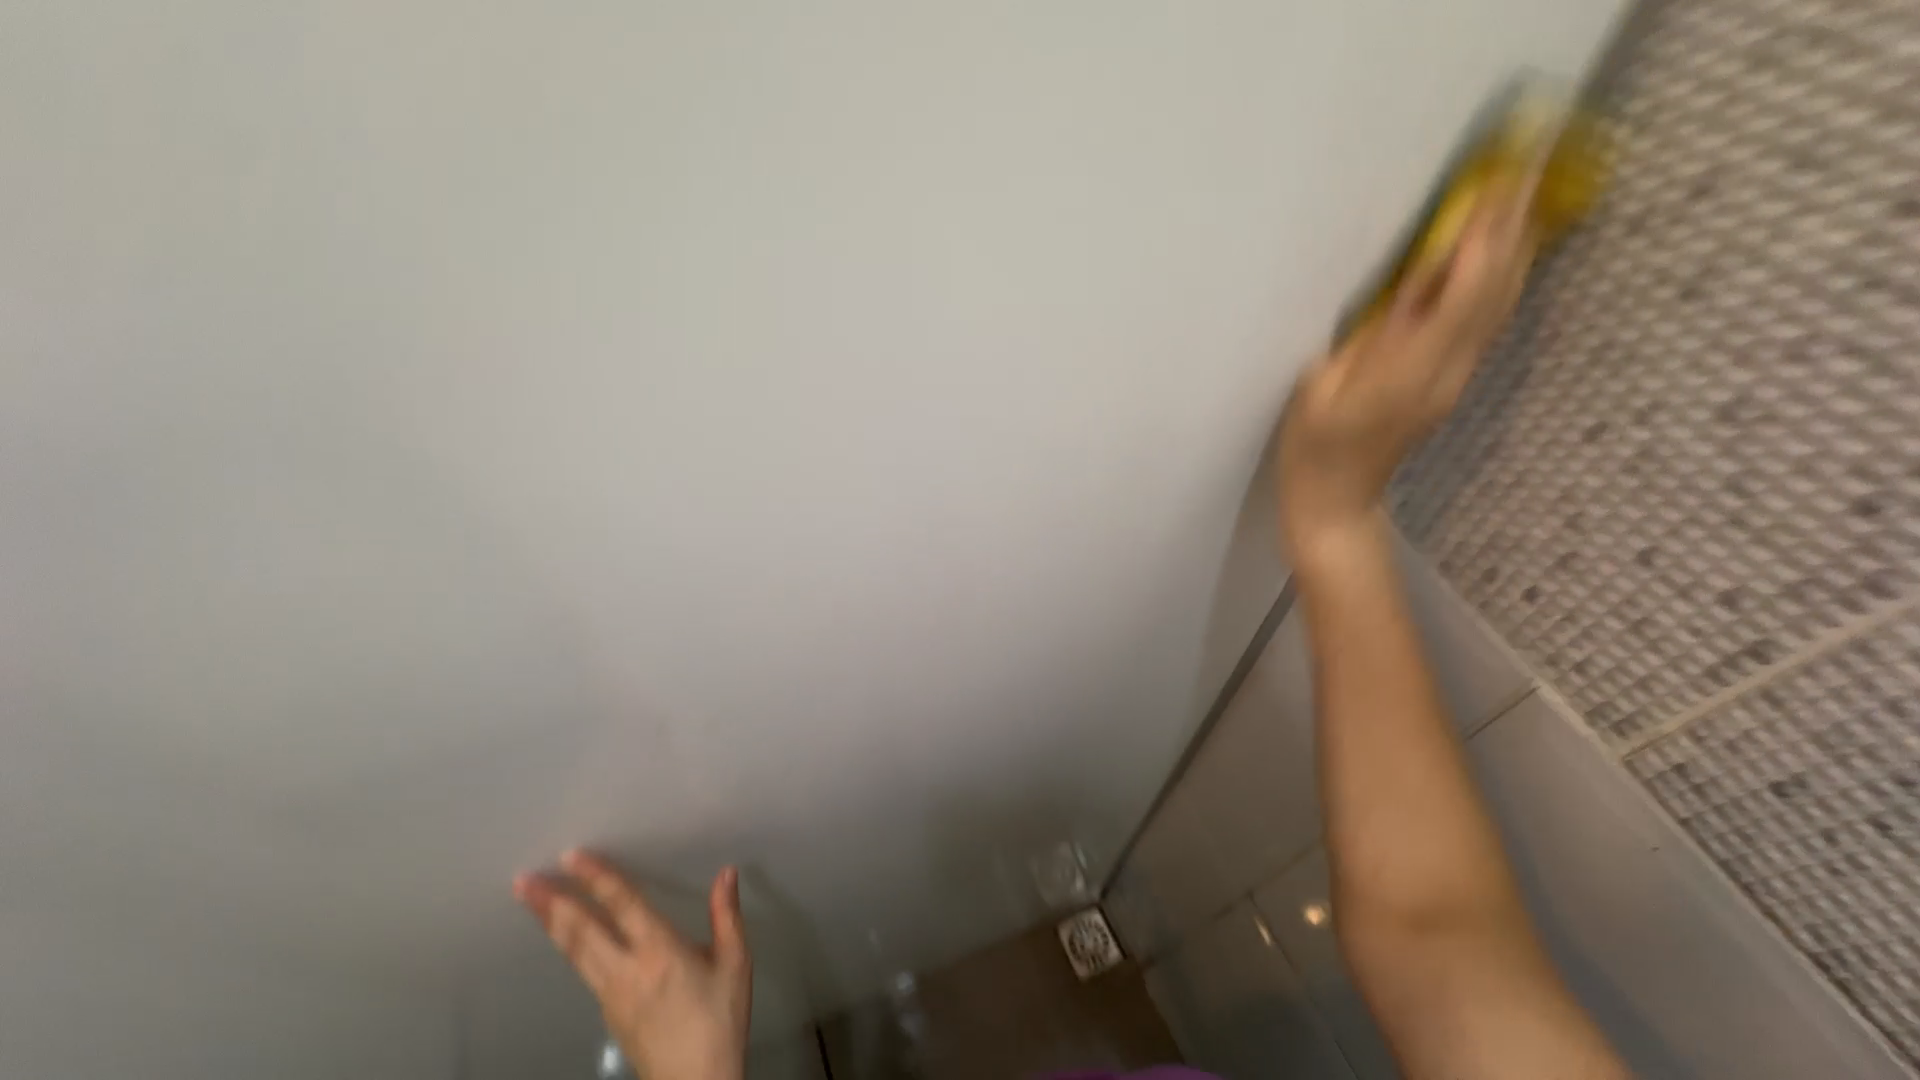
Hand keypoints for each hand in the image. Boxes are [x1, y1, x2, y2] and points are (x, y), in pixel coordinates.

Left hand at [515, 852, 751, 1079]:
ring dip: (551, 924)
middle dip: (552, 903)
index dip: (596, 878)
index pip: (622, 905)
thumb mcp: (736, 963)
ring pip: (575, 951)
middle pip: (582, 931)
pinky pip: (583, 970)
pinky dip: (569, 946)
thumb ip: (727, 916)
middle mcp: (627, 970)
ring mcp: (611, 995)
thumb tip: (726, 873)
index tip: (572, 857)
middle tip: (523, 881)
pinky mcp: (607, 1013)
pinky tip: (566, 939)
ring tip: (530, 901)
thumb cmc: (720, 1020)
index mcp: (661, 952)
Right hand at [1277, 182, 1540, 570]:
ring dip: (1514, 249)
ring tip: (1526, 194)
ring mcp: (1455, 380)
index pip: (1462, 291)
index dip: (1485, 234)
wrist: (1336, 502)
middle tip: (1530, 165)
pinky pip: (1485, 322)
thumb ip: (1371, 335)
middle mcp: (1447, 373)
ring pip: (1499, 305)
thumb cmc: (1310, 447)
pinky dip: (1498, 279)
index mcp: (1407, 372)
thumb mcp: (1320, 386)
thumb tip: (1415, 284)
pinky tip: (1502, 251)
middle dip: (1512, 228)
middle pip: (1494, 292)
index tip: (1502, 180)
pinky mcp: (1451, 382)